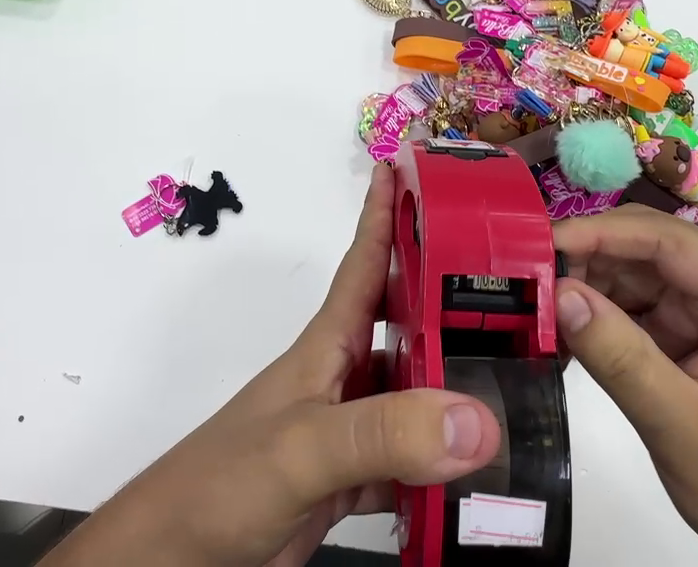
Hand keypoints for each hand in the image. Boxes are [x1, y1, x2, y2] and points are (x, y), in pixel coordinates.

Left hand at [40, 166, 500, 566]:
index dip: (389, 214)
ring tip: (520, 379)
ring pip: (417, 395)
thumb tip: (479, 419)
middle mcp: (344, 377)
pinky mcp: (352, 480)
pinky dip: (445, 463)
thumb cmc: (223, 481)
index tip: (418, 170)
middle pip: (408, 326)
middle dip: (455, 302)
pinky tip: (482, 471)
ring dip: (459, 387)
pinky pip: (413, 461)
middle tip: (518, 291)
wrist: (176, 556)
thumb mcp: (301, 447)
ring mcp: (349, 430)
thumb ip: (382, 431)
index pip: (366, 264)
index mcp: (327, 345)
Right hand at [553, 205, 697, 566]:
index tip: (540, 244)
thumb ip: (621, 358)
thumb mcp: (685, 430)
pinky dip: (597, 314)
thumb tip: (558, 294)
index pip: (673, 242)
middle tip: (526, 278)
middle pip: (652, 249)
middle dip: (588, 258)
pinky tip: (562, 328)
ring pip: (637, 273)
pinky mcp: (695, 334)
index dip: (602, 233)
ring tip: (535, 305)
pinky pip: (637, 305)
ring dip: (586, 285)